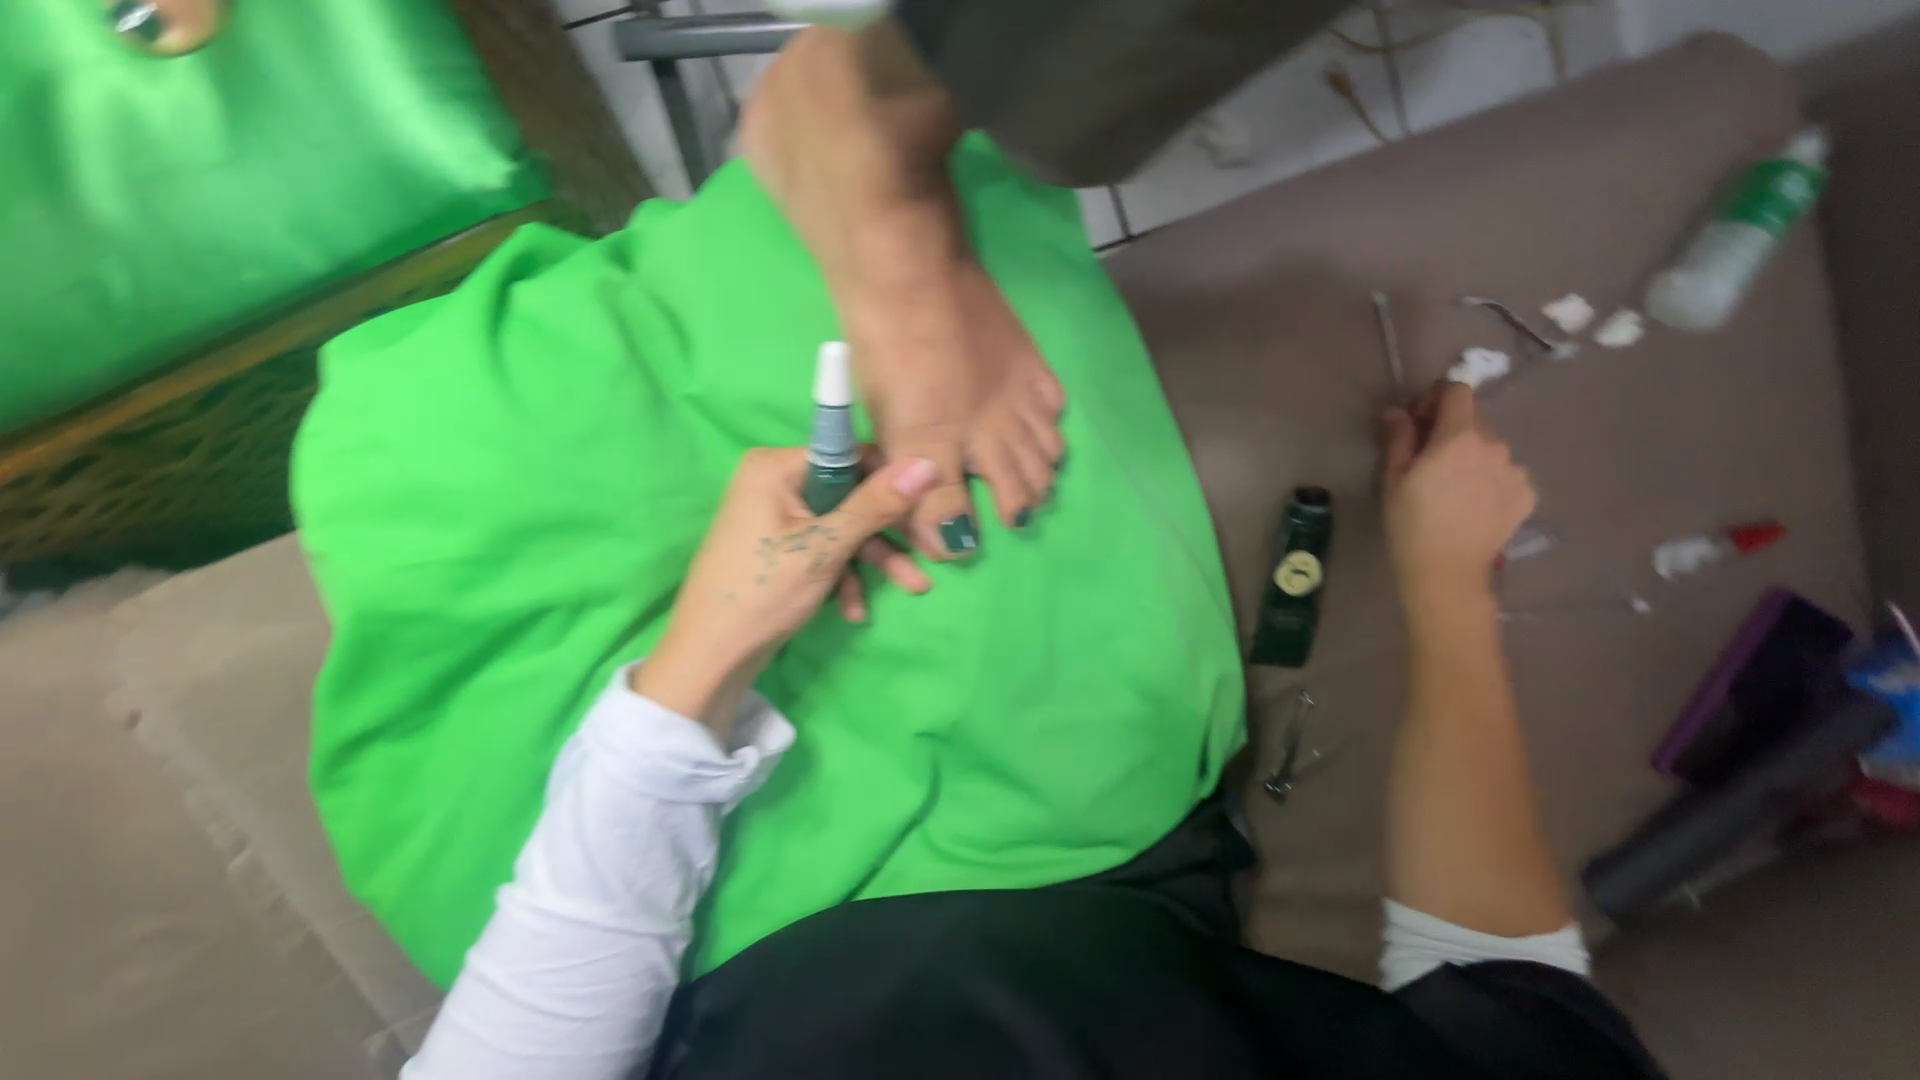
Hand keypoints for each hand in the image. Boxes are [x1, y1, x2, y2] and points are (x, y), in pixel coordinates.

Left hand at [634, 449, 938, 728]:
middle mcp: (774, 482)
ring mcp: (775, 516)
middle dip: (886, 534)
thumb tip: (927, 462)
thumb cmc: (763, 593)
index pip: (850, 454)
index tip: (926, 508)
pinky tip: (853, 610)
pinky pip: (823, 547)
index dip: (890, 481)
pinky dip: (842, 575)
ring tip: (913, 589)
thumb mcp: (824, 548)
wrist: (710, 659)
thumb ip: (875, 505)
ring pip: (842, 527)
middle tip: (927, 557)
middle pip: (850, 494)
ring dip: (871, 562)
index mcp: (776, 467)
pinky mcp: (779, 546)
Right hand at [1381, 383, 1535, 607]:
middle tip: (1430, 459)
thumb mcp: (1394, 478)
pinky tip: (1472, 504)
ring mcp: (1516, 470)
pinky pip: (1505, 475)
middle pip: (1474, 420)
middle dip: (1451, 430)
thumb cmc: (1410, 522)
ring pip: (1491, 449)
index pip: (1457, 391)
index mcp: (1459, 436)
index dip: (1435, 398)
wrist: (1446, 570)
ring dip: (1472, 456)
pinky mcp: (1527, 494)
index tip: (1419, 419)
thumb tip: (1398, 412)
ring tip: (1452, 487)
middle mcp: (1495, 445)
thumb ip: (1400, 438)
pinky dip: (1489, 480)